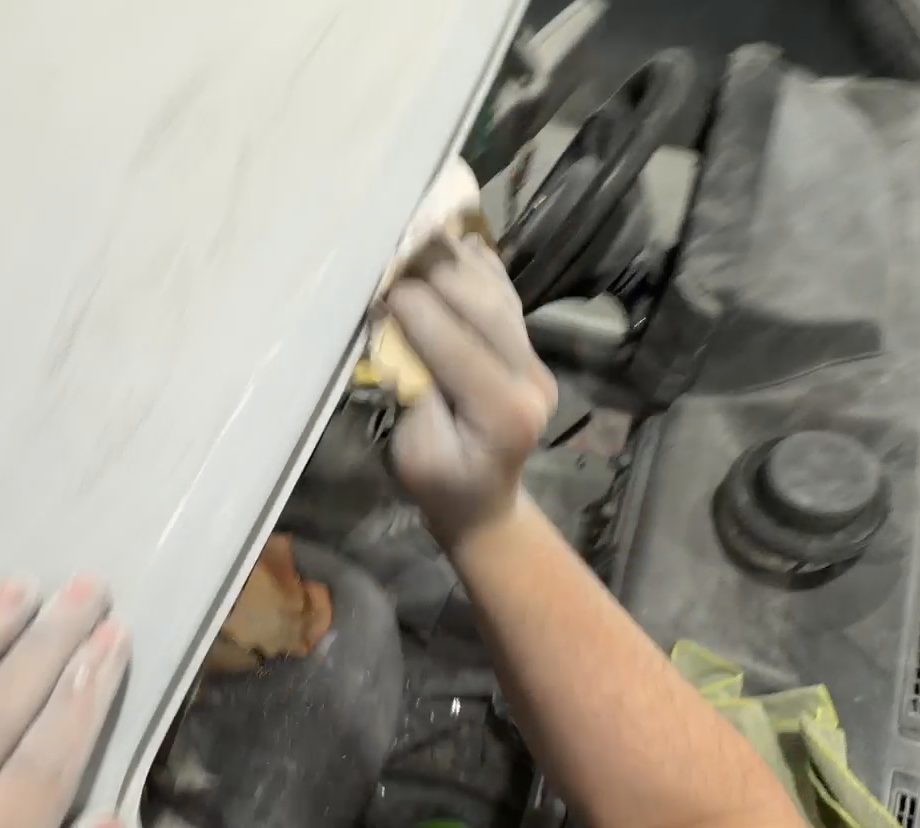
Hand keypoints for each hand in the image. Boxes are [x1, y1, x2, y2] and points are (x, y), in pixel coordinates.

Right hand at [385, 234, 556, 547]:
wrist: (483, 500)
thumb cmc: (442, 485)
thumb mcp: (416, 455)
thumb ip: (415, 397)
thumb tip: (403, 336)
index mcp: (504, 414)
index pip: (459, 347)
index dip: (419, 312)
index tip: (382, 287)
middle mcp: (532, 380)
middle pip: (486, 310)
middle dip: (439, 275)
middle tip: (399, 249)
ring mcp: (537, 362)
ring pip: (500, 297)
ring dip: (459, 262)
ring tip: (423, 233)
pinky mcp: (530, 352)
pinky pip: (507, 299)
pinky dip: (481, 268)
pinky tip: (457, 243)